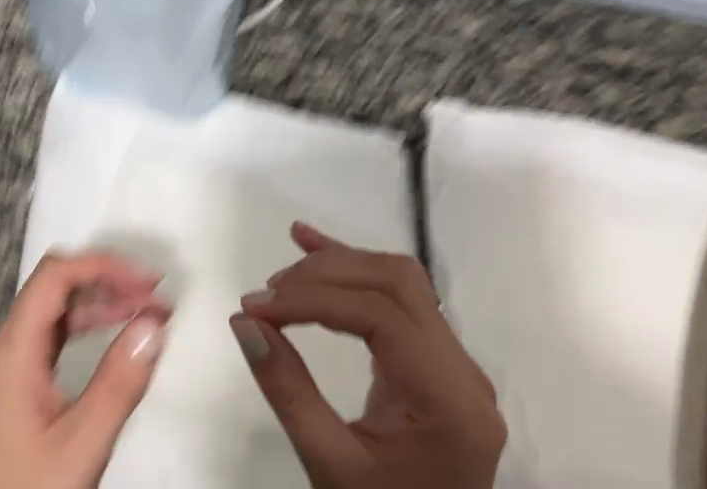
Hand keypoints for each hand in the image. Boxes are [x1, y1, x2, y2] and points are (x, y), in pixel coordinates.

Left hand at [0, 253, 170, 488]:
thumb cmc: (34, 486)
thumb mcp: (83, 440)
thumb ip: (118, 383)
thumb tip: (152, 325)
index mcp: (16, 347)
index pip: (55, 278)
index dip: (100, 266)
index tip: (146, 279)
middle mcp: (13, 342)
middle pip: (57, 286)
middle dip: (107, 279)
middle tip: (156, 294)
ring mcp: (19, 359)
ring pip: (61, 308)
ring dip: (104, 301)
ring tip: (151, 310)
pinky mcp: (29, 378)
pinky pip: (62, 333)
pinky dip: (95, 325)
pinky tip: (124, 334)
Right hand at [233, 223, 505, 488]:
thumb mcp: (329, 464)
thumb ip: (288, 390)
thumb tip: (244, 321)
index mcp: (448, 402)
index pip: (380, 316)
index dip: (312, 300)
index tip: (254, 308)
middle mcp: (463, 373)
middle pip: (396, 284)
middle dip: (323, 276)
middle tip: (265, 298)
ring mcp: (454, 366)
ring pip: (398, 281)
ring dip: (336, 267)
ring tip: (279, 281)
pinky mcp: (435, 363)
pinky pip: (398, 299)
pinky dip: (351, 268)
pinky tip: (308, 242)